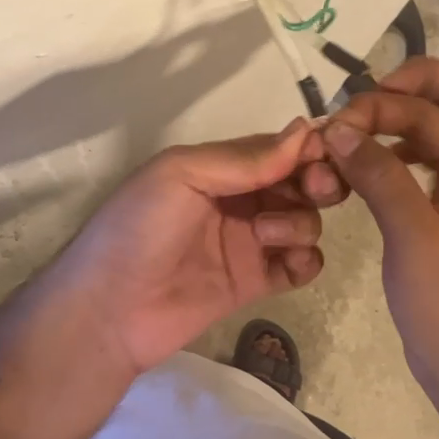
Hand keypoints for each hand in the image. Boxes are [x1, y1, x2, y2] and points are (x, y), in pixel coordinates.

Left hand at [48, 119, 346, 373]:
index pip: (276, 149)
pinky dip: (306, 260)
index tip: (328, 152)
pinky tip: (289, 263)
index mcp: (217, 168)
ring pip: (304, 221)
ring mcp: (248, 243)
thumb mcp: (181, 175)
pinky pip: (300, 266)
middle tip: (316, 189)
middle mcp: (238, 200)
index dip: (307, 148)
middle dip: (317, 181)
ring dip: (300, 222)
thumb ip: (244, 159)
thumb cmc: (138, 227)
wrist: (110, 308)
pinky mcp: (254, 284)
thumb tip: (306, 130)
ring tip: (265, 235)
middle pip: (298, 182)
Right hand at [322, 58, 438, 413]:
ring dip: (402, 115)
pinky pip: (427, 159)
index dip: (380, 109)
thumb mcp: (417, 248)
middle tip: (361, 104)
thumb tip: (340, 128)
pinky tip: (363, 169)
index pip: (432, 113)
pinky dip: (396, 148)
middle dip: (411, 84)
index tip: (332, 130)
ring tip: (354, 132)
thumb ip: (382, 181)